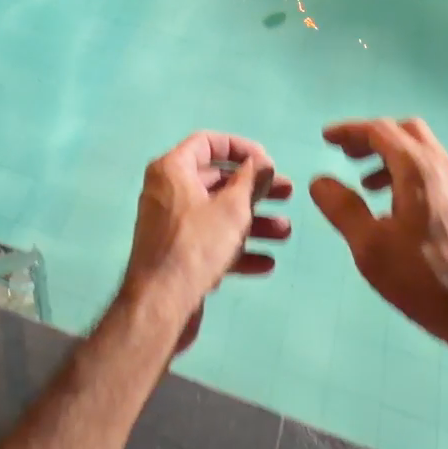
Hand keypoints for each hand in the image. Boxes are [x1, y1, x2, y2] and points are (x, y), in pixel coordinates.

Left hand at [120, 131, 293, 347]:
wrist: (160, 305)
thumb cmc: (197, 245)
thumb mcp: (232, 208)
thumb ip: (251, 180)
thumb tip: (262, 161)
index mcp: (172, 169)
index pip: (208, 143)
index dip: (240, 148)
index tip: (267, 162)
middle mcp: (167, 191)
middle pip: (217, 180)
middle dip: (255, 189)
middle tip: (287, 194)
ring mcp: (171, 225)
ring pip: (217, 214)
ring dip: (253, 222)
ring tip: (285, 233)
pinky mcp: (177, 255)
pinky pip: (210, 242)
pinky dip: (236, 248)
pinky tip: (266, 263)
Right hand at [310, 118, 447, 356]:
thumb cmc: (424, 280)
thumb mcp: (370, 248)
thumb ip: (342, 209)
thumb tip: (320, 181)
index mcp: (419, 170)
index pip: (381, 131)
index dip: (350, 130)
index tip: (326, 139)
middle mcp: (443, 169)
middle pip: (406, 132)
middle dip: (373, 138)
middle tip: (348, 155)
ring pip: (423, 152)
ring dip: (391, 156)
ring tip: (366, 184)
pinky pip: (433, 172)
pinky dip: (408, 173)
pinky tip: (395, 208)